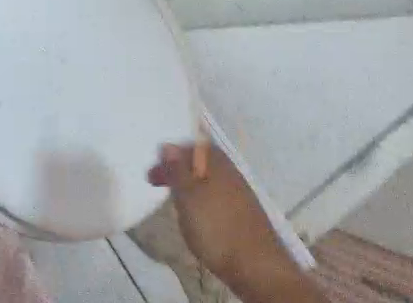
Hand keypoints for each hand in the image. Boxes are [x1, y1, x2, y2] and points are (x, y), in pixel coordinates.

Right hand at [148, 142, 287, 285]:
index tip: (154, 173)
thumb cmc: (216, 227)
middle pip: (200, 162)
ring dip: (190, 188)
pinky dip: (203, 203)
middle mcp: (230, 172)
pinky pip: (218, 198)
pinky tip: (199, 220)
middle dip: (178, 171)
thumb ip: (176, 169)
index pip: (190, 144)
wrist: (258, 268)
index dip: (169, 155)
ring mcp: (241, 194)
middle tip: (159, 186)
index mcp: (216, 161)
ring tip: (177, 206)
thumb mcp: (186, 196)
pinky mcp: (245, 215)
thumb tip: (168, 146)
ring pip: (209, 181)